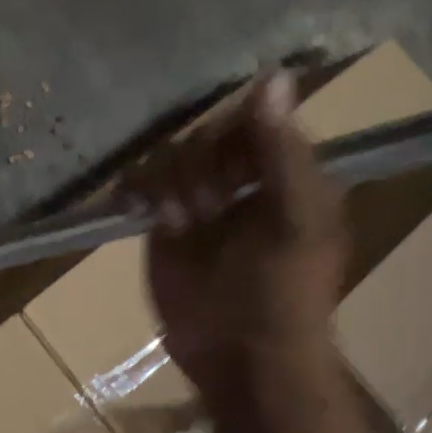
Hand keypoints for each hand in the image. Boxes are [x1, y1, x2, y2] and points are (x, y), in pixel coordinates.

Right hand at [130, 72, 346, 392]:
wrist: (238, 356)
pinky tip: (146, 216)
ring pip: (167, 156)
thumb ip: (283, 152)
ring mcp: (198, 199)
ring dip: (169, 186)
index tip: (234, 171)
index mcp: (289, 173)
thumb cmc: (282, 293)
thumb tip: (275, 76)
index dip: (236, 135)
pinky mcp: (161, 222)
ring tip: (180, 225)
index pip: (255, 119)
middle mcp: (243, 179)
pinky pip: (138, 183)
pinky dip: (136, 193)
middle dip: (198, 168)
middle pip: (204, 135)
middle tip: (207, 210)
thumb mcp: (295, 221)